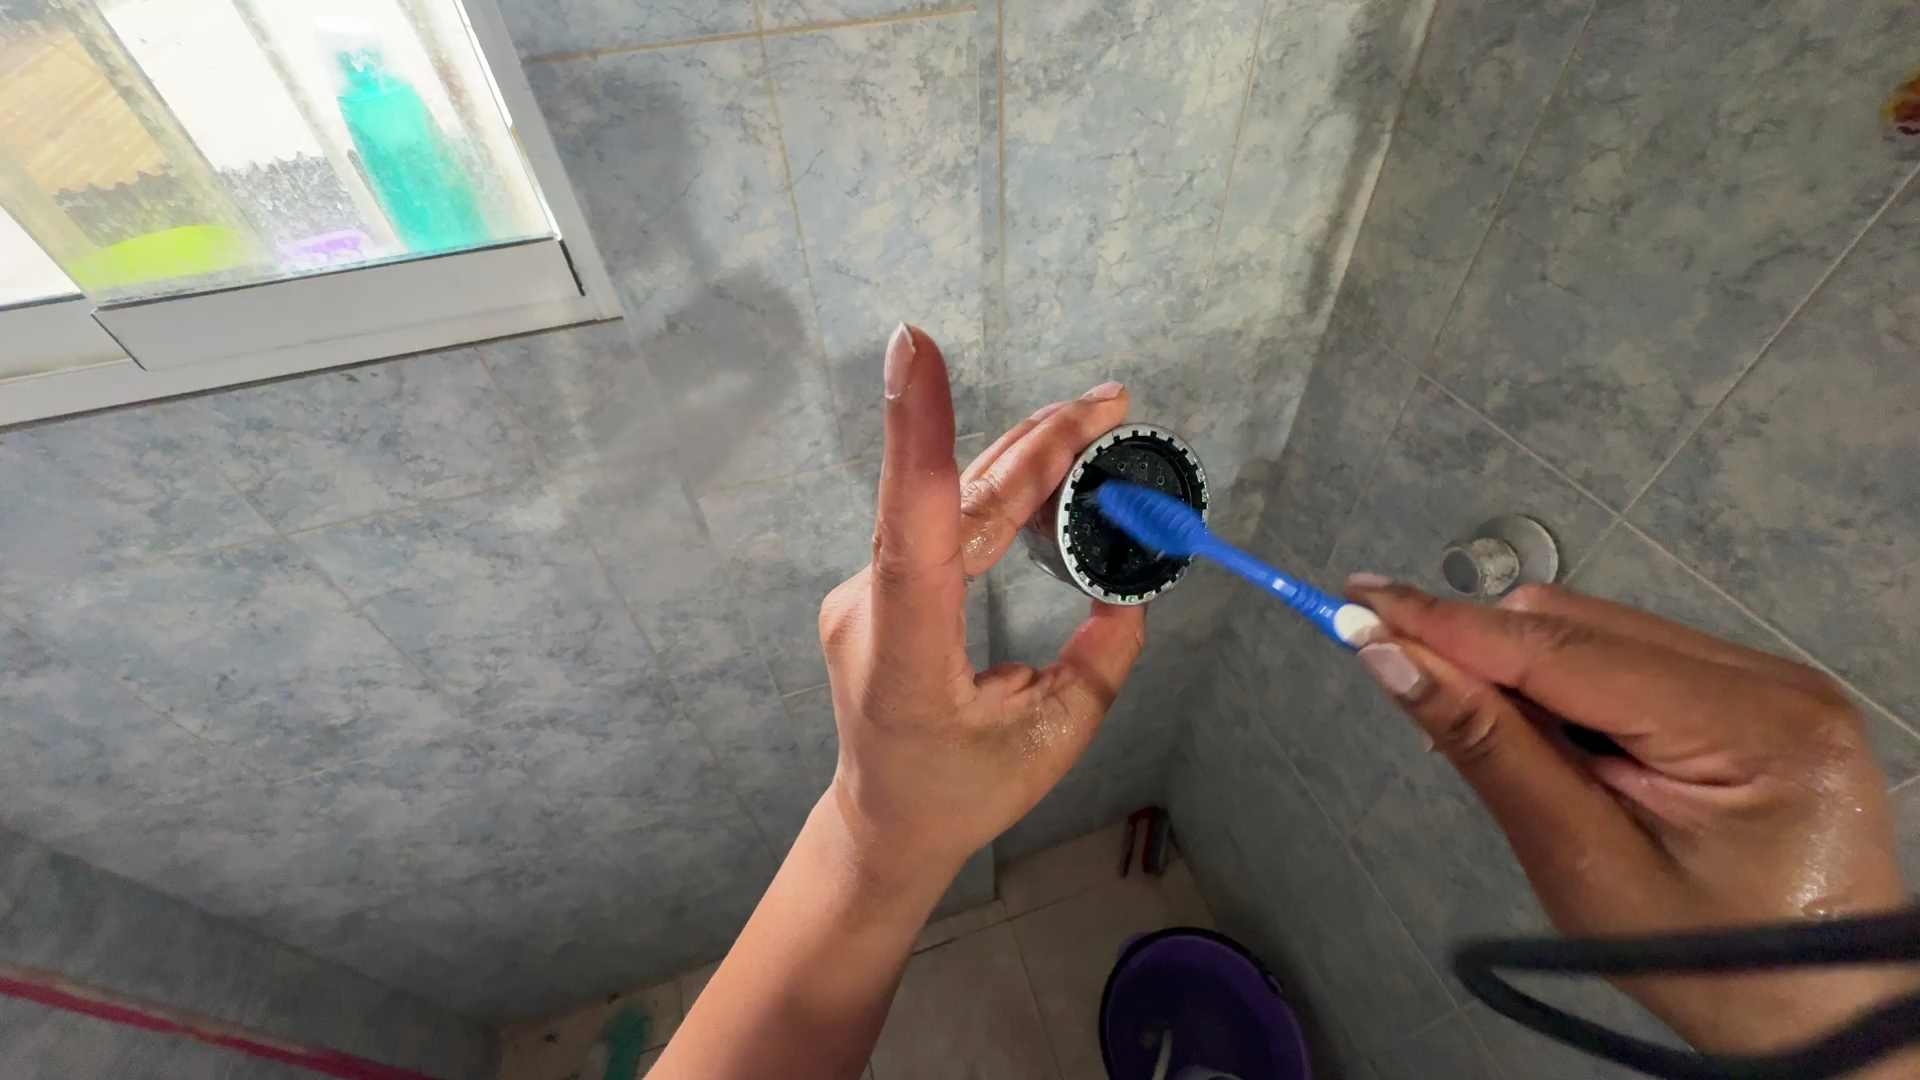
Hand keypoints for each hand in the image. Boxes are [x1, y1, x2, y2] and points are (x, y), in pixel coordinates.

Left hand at [816, 324, 1146, 881]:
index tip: (915, 348)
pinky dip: (998, 492)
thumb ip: (1098, 663)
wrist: (884, 818)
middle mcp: (871, 609)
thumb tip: (1127, 589)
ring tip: (1092, 426)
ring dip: (1022, 460)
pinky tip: (1045, 472)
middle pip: (956, 505)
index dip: (921, 439)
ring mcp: (865, 592)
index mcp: (906, 658)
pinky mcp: (878, 585)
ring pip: (948, 504)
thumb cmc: (961, 793)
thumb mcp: (1050, 741)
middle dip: (1037, 447)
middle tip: (1110, 405)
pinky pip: (940, 523)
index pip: (911, 533)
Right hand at [1344, 577, 1916, 1059]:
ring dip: (1505, 666)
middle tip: (1414, 697)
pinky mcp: (1736, 687)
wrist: (1817, 1010)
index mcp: (1747, 727)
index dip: (1441, 622)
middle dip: (1474, 650)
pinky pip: (1603, 649)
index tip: (1352, 599)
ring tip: (1492, 738)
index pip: (1553, 650)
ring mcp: (1756, 675)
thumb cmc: (1694, 953)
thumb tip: (1383, 656)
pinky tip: (1540, 734)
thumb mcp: (1571, 854)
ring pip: (1576, 628)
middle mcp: (1762, 676)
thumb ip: (1481, 741)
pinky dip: (1543, 679)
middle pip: (1564, 625)